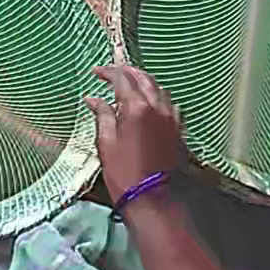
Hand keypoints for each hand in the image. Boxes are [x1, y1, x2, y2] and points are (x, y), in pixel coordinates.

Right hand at [85, 65, 185, 200]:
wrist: (152, 198)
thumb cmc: (123, 172)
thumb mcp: (106, 142)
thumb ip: (102, 115)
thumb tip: (93, 99)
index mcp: (136, 108)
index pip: (122, 80)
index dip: (108, 72)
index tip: (95, 72)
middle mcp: (157, 107)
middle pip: (144, 79)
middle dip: (127, 72)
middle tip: (112, 71)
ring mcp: (170, 118)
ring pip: (159, 89)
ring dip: (144, 81)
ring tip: (129, 83)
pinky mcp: (177, 129)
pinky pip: (169, 103)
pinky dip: (157, 96)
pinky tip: (150, 102)